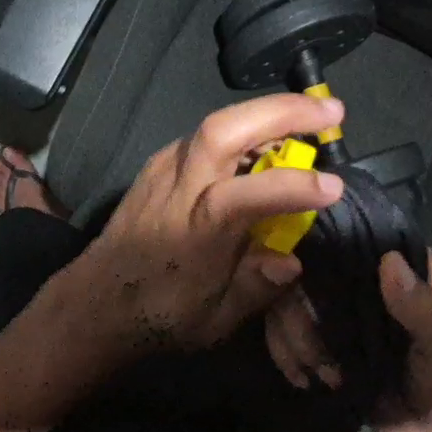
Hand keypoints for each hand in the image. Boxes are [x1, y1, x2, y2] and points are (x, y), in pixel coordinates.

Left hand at [55, 93, 347, 355]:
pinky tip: (269, 136)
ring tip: (312, 116)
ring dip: (266, 113)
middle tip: (331, 111)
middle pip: (224, 130)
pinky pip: (207, 134)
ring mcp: (165, 168)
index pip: (247, 195)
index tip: (334, 187)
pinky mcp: (160, 163)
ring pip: (215, 124)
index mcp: (196, 231)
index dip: (292, 187)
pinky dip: (244, 126)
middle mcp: (179, 188)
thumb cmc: (161, 314)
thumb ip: (255, 289)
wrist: (97, 300)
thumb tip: (293, 261)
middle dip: (280, 112)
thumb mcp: (214, 320)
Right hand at [264, 249, 431, 431]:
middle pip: (308, 263)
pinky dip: (285, 354)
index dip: (325, 241)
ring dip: (294, 338)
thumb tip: (388, 261)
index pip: (357, 232)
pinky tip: (303, 379)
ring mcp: (336, 307)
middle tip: (317, 351)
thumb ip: (423, 308)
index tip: (303, 267)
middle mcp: (363, 278)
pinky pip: (282, 330)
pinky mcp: (318, 338)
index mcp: (402, 267)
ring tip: (322, 375)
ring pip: (288, 297)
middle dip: (300, 310)